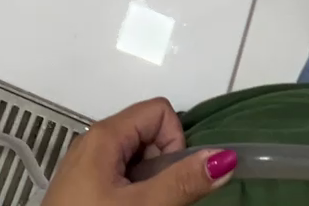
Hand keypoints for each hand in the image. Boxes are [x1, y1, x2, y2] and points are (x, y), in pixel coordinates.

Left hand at [40, 98, 237, 205]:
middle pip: (149, 132)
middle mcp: (94, 141)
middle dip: (163, 165)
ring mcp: (87, 165)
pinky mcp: (83, 187)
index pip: (160, 111)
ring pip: (137, 157)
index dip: (174, 143)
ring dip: (150, 182)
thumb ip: (183, 182)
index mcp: (105, 134)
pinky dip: (134, 192)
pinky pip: (121, 174)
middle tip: (155, 201)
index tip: (168, 181)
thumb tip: (225, 156)